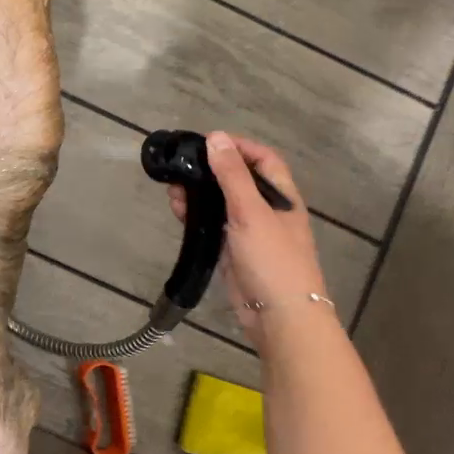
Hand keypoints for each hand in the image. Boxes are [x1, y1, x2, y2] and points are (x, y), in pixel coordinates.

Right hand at [167, 132, 326, 343]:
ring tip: (172, 190)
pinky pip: (211, 224)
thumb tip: (216, 137)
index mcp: (281, 198)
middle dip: (209, 170)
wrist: (279, 316)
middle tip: (181, 167)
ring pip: (220, 202)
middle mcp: (266, 210)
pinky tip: (177, 210)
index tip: (208, 143)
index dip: (239, 147)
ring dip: (197, 193)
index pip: (263, 159)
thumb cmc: (272, 259)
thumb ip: (232, 175)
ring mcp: (248, 231)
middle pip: (238, 179)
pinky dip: (194, 214)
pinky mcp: (231, 249)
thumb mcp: (251, 212)